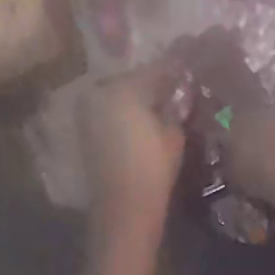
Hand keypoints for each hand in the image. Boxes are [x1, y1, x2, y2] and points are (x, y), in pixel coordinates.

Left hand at [81, 64, 187, 234]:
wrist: (123, 205)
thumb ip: (176, 107)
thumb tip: (180, 94)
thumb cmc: (153, 167)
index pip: (156, 69)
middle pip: (134, 79)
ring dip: (139, 97)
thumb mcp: (174, 134)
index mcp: (125, 87)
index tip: (189, 68)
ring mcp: (89, 110)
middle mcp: (101, 92)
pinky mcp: (85, 130)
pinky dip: (126, 112)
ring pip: (120, 94)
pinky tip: (143, 121)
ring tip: (161, 105)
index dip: (175, 69)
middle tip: (176, 88)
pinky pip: (110, 111)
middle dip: (155, 83)